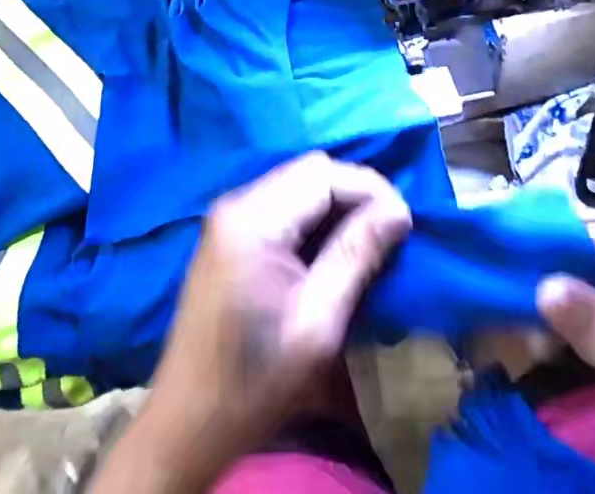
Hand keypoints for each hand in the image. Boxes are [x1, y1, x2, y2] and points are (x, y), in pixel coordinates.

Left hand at [93, 153, 411, 493]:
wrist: (189, 422)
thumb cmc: (256, 381)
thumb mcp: (318, 322)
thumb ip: (357, 255)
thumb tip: (398, 210)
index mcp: (252, 219)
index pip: (322, 173)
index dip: (370, 188)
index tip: (405, 222)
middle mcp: (235, 204)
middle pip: (308, 172)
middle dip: (356, 193)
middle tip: (391, 231)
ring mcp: (228, 219)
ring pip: (297, 186)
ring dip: (337, 206)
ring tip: (371, 241)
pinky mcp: (229, 237)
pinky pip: (282, 207)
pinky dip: (315, 220)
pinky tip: (335, 250)